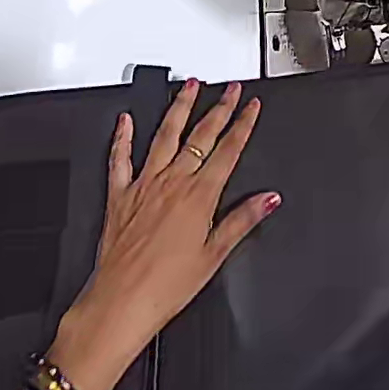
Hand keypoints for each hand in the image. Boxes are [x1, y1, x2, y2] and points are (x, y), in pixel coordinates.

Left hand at [48, 80, 279, 389]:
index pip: (228, 149)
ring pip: (166, 135)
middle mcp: (172, 183)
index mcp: (199, 196)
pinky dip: (122, 137)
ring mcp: (144, 185)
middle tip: (231, 89)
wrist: (120, 303)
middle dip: (220, 107)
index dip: (243, 123)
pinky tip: (125, 121)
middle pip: (202, 135)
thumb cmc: (165, 286)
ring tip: (190, 86)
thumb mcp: (215, 255)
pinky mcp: (120, 195)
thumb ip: (243, 220)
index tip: (251, 106)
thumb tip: (268, 199)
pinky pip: (120, 159)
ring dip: (180, 108)